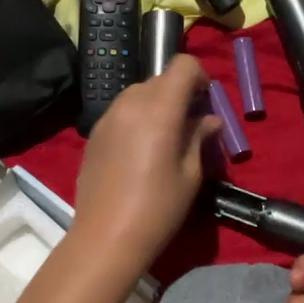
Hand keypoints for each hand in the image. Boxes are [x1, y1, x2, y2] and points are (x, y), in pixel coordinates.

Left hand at [71, 55, 221, 276]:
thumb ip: (199, 137)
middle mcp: (130, 103)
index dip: (199, 77)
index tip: (205, 103)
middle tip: (189, 126)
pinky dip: (137, 119)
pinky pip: (121, 112)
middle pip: (160, 79)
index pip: (182, 65)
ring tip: (164, 141)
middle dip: (178, 94)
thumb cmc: (157, 208)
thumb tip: (209, 120)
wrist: (106, 237)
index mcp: (158, 109)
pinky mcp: (94, 133)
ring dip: (156, 105)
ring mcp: (107, 117)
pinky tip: (140, 153)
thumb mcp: (190, 173)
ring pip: (138, 94)